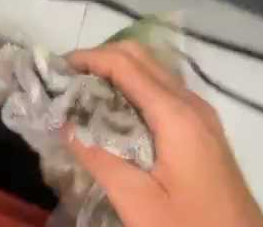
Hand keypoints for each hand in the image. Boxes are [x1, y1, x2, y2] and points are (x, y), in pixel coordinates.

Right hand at [67, 40, 262, 226]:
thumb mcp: (140, 205)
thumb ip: (100, 160)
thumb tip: (66, 126)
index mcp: (176, 114)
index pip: (124, 63)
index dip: (87, 58)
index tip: (56, 71)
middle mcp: (192, 103)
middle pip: (140, 56)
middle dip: (100, 59)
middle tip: (68, 81)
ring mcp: (202, 116)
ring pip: (153, 70)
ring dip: (117, 71)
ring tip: (85, 94)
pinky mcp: (205, 131)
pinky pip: (164, 90)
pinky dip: (135, 88)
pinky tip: (117, 114)